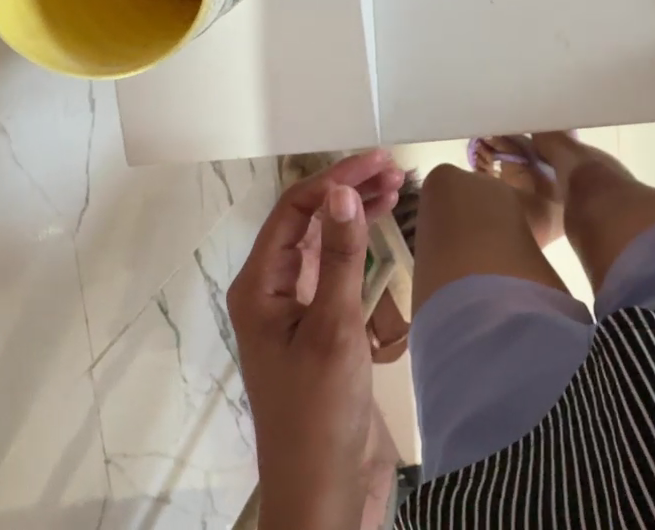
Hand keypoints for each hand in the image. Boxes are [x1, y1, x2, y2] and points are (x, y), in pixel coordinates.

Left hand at [227, 151, 406, 529]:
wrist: (326, 491)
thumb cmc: (321, 411)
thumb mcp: (333, 329)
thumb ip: (339, 258)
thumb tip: (342, 191)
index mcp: (260, 288)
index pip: (294, 211)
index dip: (336, 180)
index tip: (381, 163)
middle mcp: (273, 293)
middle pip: (307, 223)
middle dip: (346, 192)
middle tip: (395, 172)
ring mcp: (297, 314)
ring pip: (323, 247)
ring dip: (354, 217)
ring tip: (394, 191)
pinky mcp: (322, 333)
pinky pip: (337, 276)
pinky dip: (360, 251)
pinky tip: (381, 237)